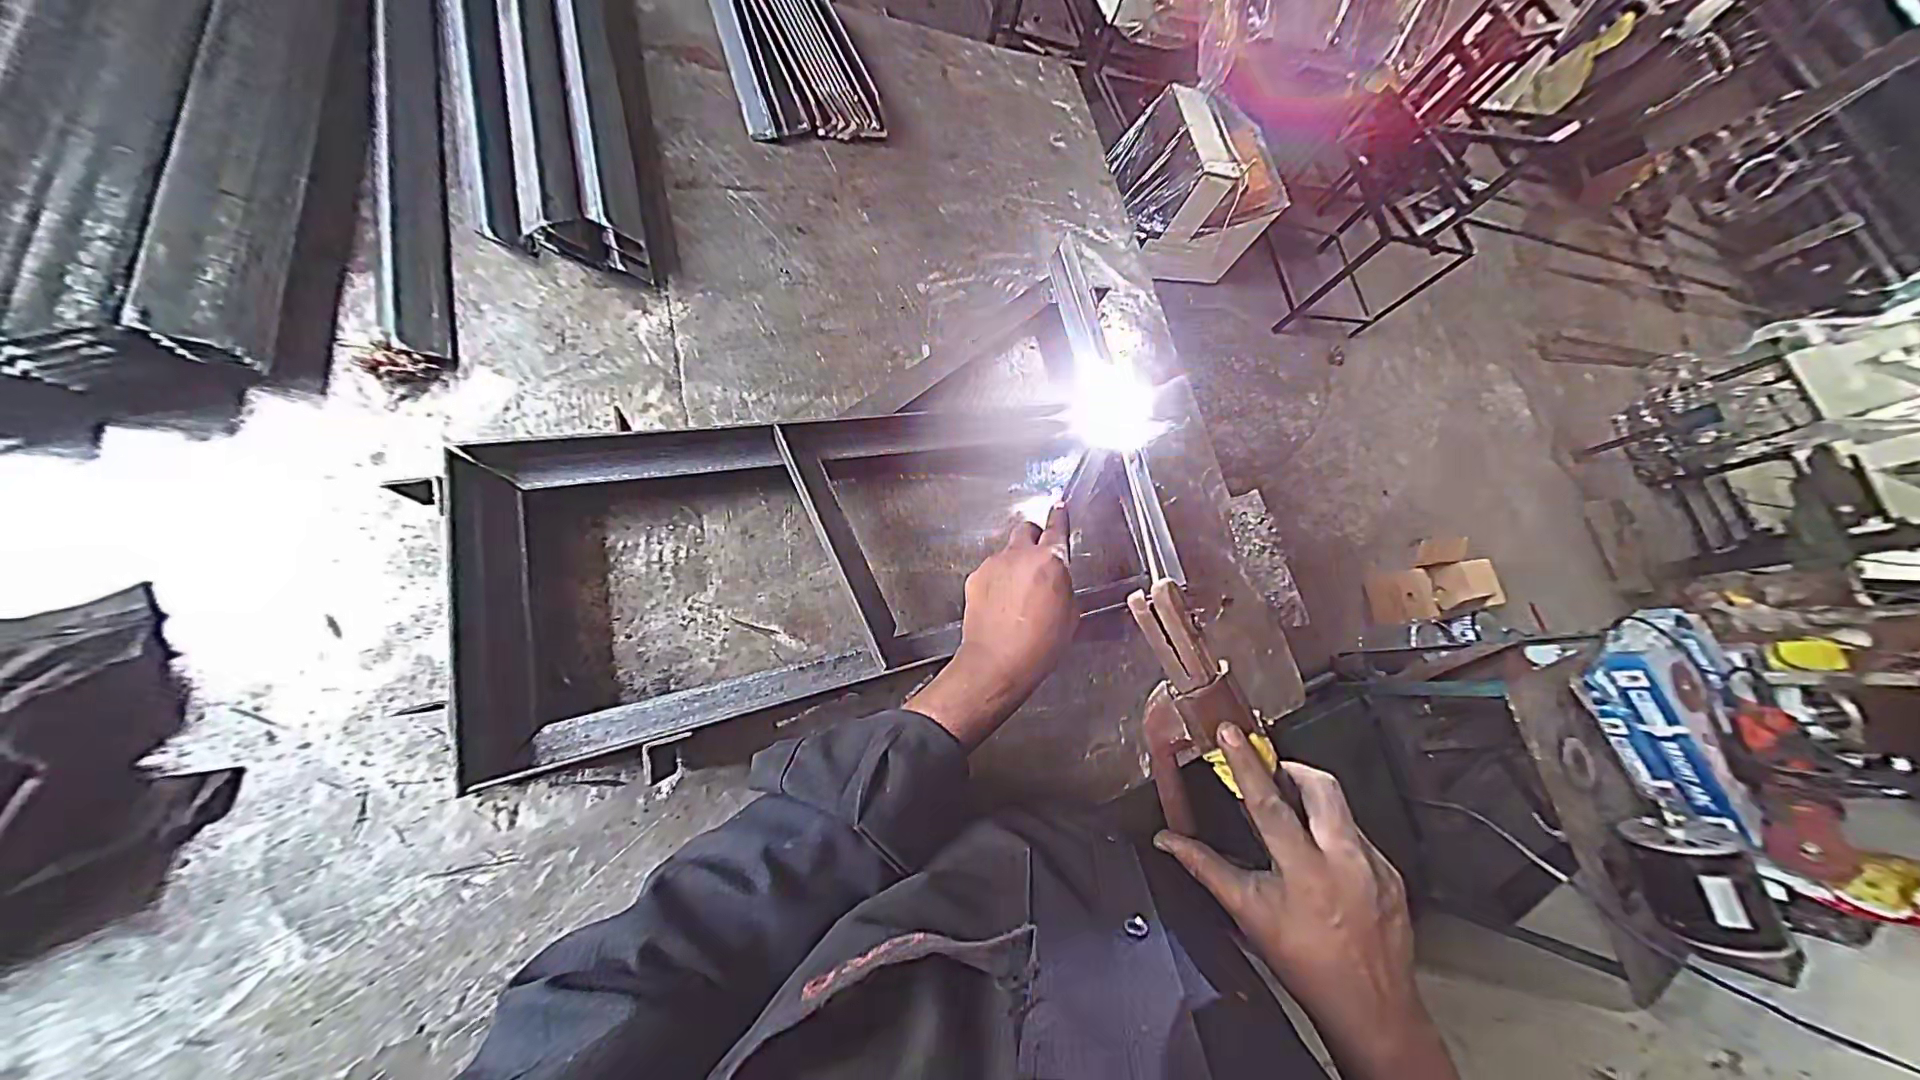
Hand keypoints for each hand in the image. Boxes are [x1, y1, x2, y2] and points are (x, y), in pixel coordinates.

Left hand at [904, 503, 1074, 747]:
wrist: (997, 663)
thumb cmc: (1038, 646)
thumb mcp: (1071, 615)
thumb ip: (1064, 585)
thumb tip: (1058, 578)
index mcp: (1051, 561)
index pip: (1057, 526)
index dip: (1060, 516)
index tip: (1060, 507)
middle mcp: (1020, 555)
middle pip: (1027, 529)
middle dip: (1034, 537)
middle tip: (1039, 555)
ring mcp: (994, 565)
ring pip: (1007, 552)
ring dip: (1015, 563)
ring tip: (1019, 594)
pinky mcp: (975, 578)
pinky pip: (991, 570)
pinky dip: (997, 580)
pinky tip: (1002, 603)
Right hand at [1154, 724, 1457, 1079]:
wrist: (1372, 1010)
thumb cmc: (1306, 964)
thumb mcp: (1247, 913)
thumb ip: (1205, 867)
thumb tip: (1169, 841)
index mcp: (1304, 871)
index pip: (1267, 801)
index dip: (1244, 763)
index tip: (1231, 733)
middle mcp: (1345, 862)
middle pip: (1321, 786)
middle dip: (1294, 767)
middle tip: (1273, 770)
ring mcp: (1374, 866)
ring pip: (1342, 806)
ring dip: (1314, 800)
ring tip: (1294, 814)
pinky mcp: (1392, 874)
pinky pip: (1359, 834)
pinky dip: (1334, 832)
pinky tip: (1321, 855)